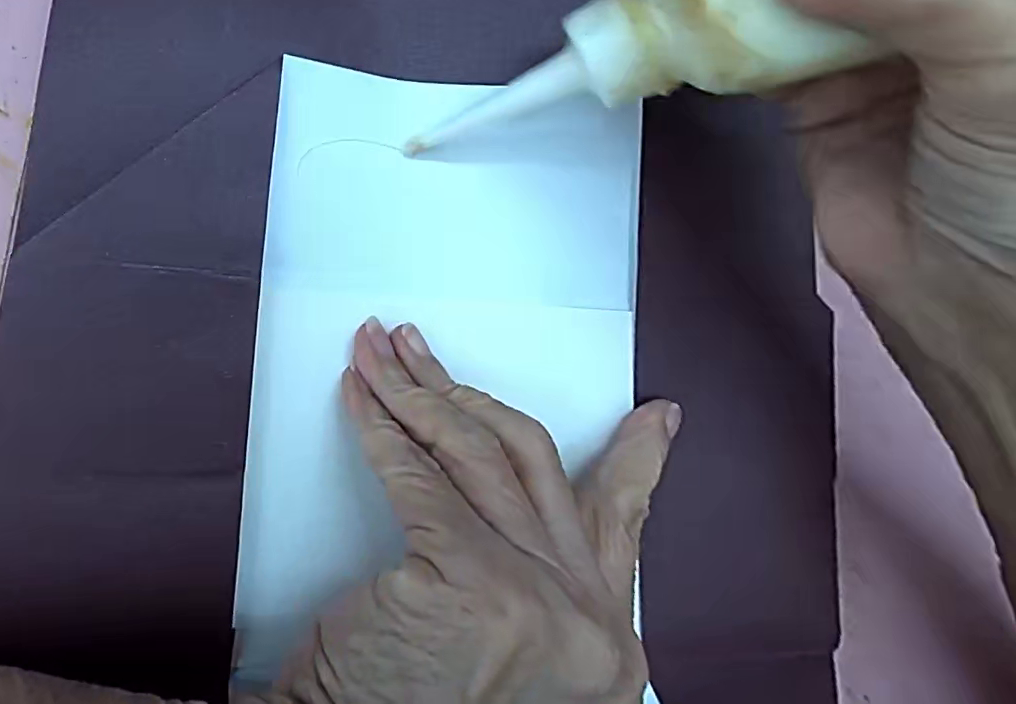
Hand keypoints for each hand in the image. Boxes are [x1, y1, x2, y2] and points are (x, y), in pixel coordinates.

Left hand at [265, 317, 677, 703]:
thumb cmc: (417, 694)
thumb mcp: (497, 635)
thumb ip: (519, 564)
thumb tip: (497, 488)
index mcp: (601, 633)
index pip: (620, 519)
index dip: (637, 458)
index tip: (658, 414)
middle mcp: (584, 615)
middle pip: (527, 456)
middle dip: (461, 389)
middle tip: (413, 346)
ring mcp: (533, 598)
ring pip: (469, 448)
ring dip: (412, 387)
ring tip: (377, 353)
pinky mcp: (470, 582)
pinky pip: (413, 473)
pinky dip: (377, 426)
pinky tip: (357, 396)